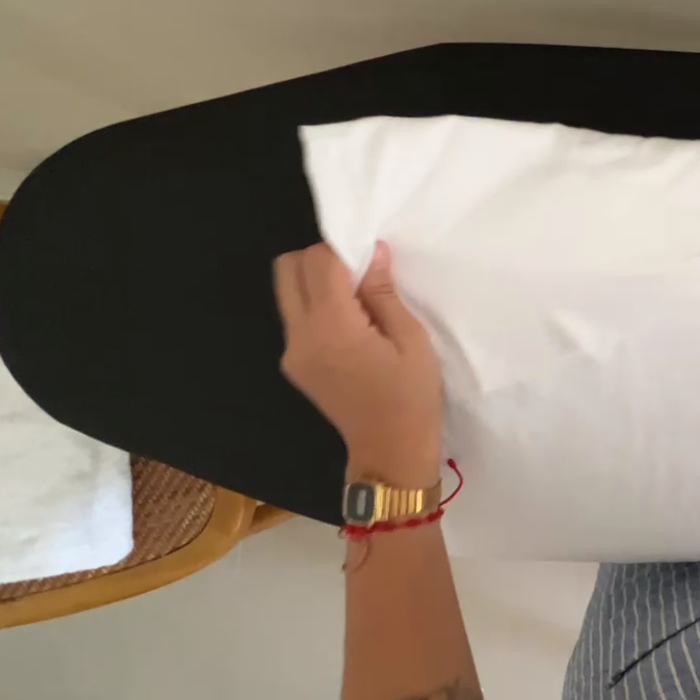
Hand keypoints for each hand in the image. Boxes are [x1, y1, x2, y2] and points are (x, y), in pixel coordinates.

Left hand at [274, 241, 442, 479]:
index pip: (319, 263)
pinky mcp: (294, 364)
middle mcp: (300, 336)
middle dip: (321, 258)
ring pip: (287, 291)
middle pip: (287, 269)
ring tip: (360, 302)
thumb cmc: (412, 395)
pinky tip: (354, 326)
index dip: (345, 249)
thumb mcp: (412, 339)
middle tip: (361, 274)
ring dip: (318, 281)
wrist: (391, 450)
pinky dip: (319, 306)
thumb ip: (384, 293)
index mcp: (332, 328)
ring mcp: (291, 352)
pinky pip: (297, 317)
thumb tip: (372, 252)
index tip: (373, 257)